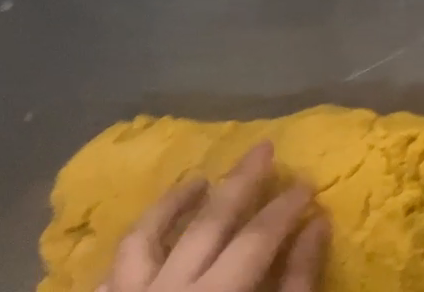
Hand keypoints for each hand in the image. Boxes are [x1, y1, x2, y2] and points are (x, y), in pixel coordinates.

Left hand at [99, 142, 327, 291]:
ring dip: (172, 205)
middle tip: (263, 146)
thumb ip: (298, 283)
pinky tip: (147, 240)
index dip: (286, 206)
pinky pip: (106, 277)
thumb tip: (317, 225)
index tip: (307, 182)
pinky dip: (131, 252)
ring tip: (197, 182)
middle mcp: (168, 288)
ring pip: (142, 240)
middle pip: (207, 224)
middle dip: (240, 181)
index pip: (257, 237)